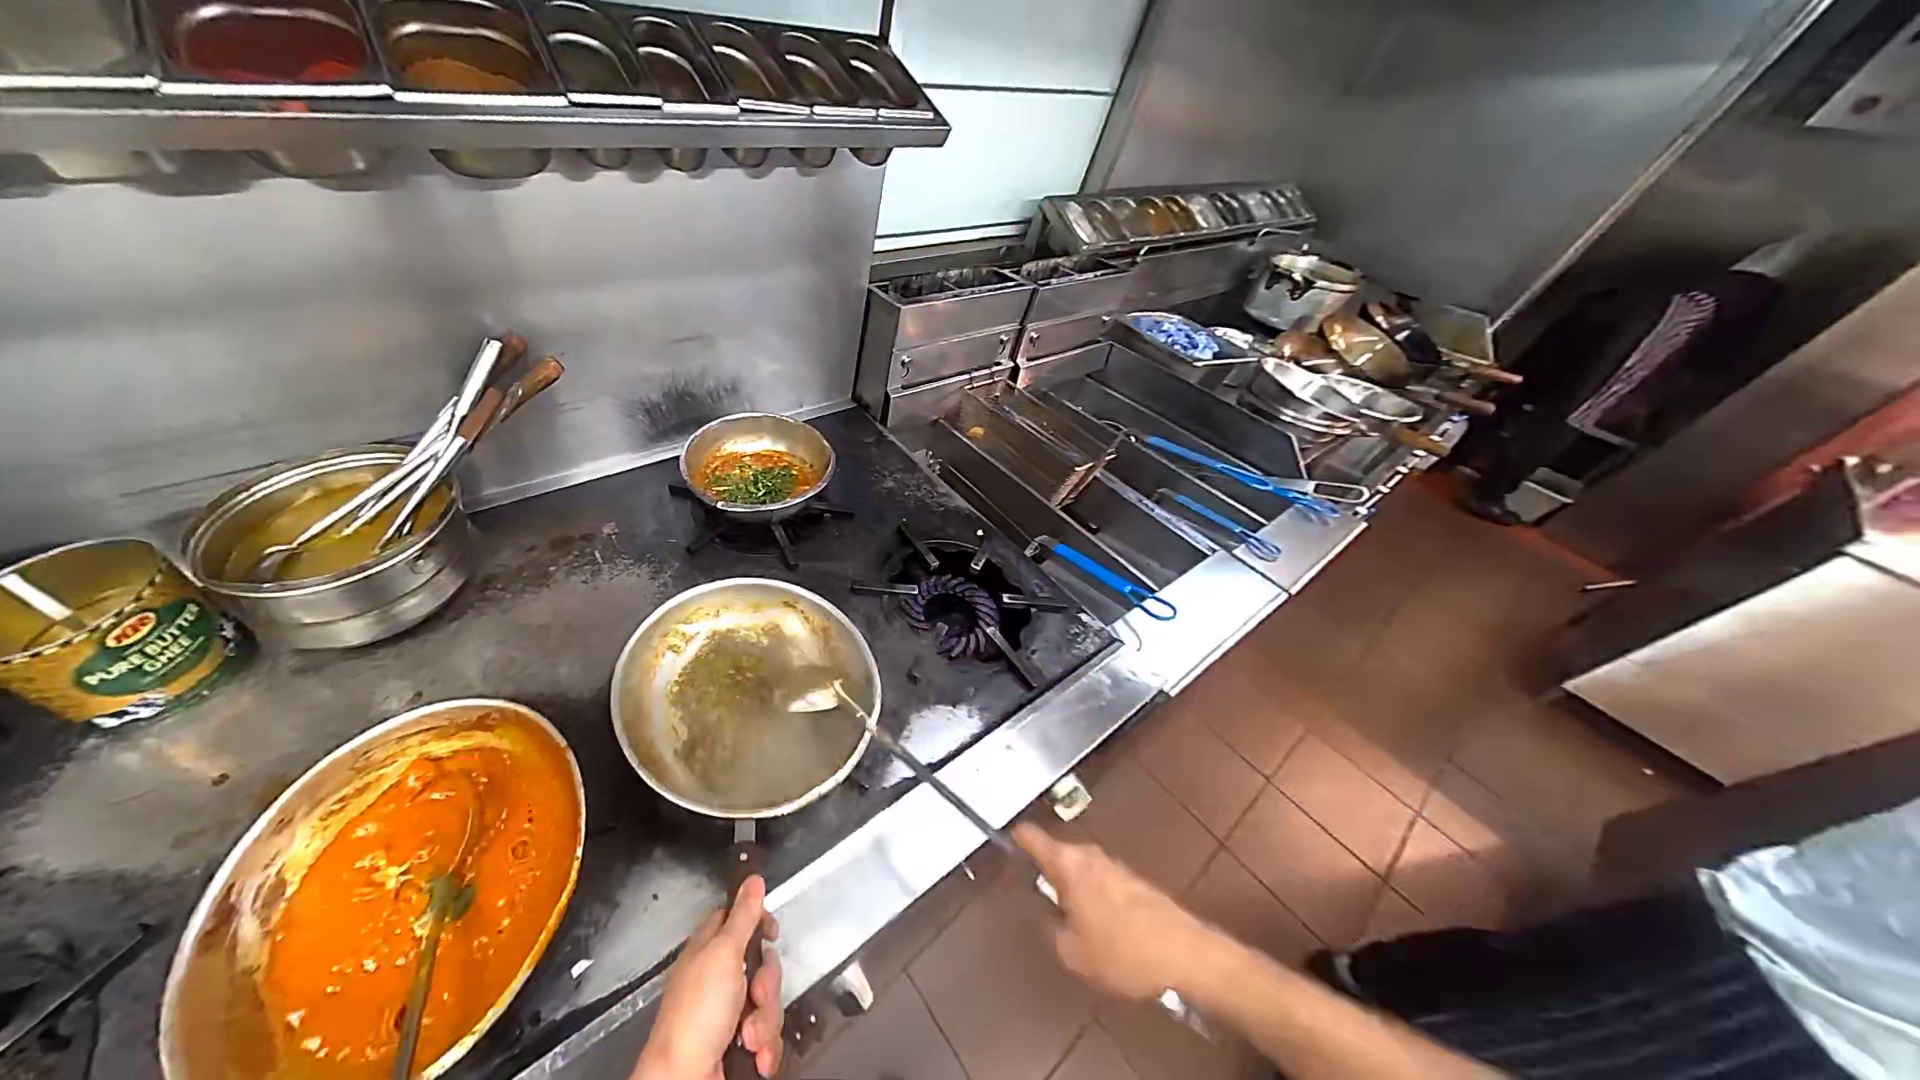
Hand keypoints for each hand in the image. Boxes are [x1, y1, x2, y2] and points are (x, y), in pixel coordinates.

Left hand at [632, 875, 784, 1079]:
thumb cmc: (697, 1014)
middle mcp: (719, 978)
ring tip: (748, 1038)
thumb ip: (743, 916)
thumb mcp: (723, 954)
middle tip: (754, 995)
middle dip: (767, 984)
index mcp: (708, 950)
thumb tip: (752, 878)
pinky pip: (768, 1032)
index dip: (757, 920)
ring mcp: (728, 1012)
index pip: (735, 918)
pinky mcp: (739, 1043)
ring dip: (766, 1020)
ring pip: (768, 999)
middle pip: (762, 962)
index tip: (771, 932)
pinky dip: (766, 1046)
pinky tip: (754, 1056)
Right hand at [1014, 823, 1222, 1001]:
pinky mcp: (1134, 881)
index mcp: (1069, 865)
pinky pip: (1101, 881)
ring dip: (1073, 887)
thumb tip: (1047, 915)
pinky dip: (1094, 895)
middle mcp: (1091, 857)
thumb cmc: (1123, 952)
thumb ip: (1051, 928)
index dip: (1018, 840)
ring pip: (1081, 870)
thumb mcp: (1072, 952)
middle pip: (1059, 855)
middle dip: (1048, 873)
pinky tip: (1099, 927)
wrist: (1185, 955)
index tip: (1007, 842)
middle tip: (1038, 899)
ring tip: (1070, 921)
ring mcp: (1115, 866)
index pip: (1034, 839)